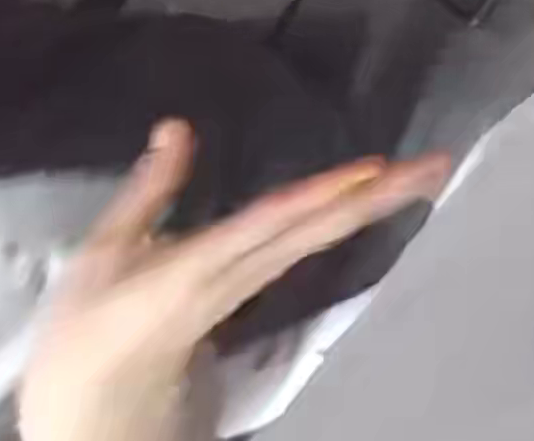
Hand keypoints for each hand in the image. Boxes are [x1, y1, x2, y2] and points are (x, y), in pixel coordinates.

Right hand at [19, 120, 450, 440]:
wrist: (100, 410)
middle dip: (387, 192)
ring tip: (436, 170)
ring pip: (337, 232)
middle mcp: (249, 267)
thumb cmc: (94, 325)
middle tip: (440, 162)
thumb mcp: (102, 256)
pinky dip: (367, 211)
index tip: (374, 165)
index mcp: (203, 262)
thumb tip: (178, 124)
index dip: (323, 194)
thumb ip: (149, 189)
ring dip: (389, 199)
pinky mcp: (279, 278)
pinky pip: (330, 239)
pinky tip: (398, 192)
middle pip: (327, 225)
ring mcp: (270, 276)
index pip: (274, 221)